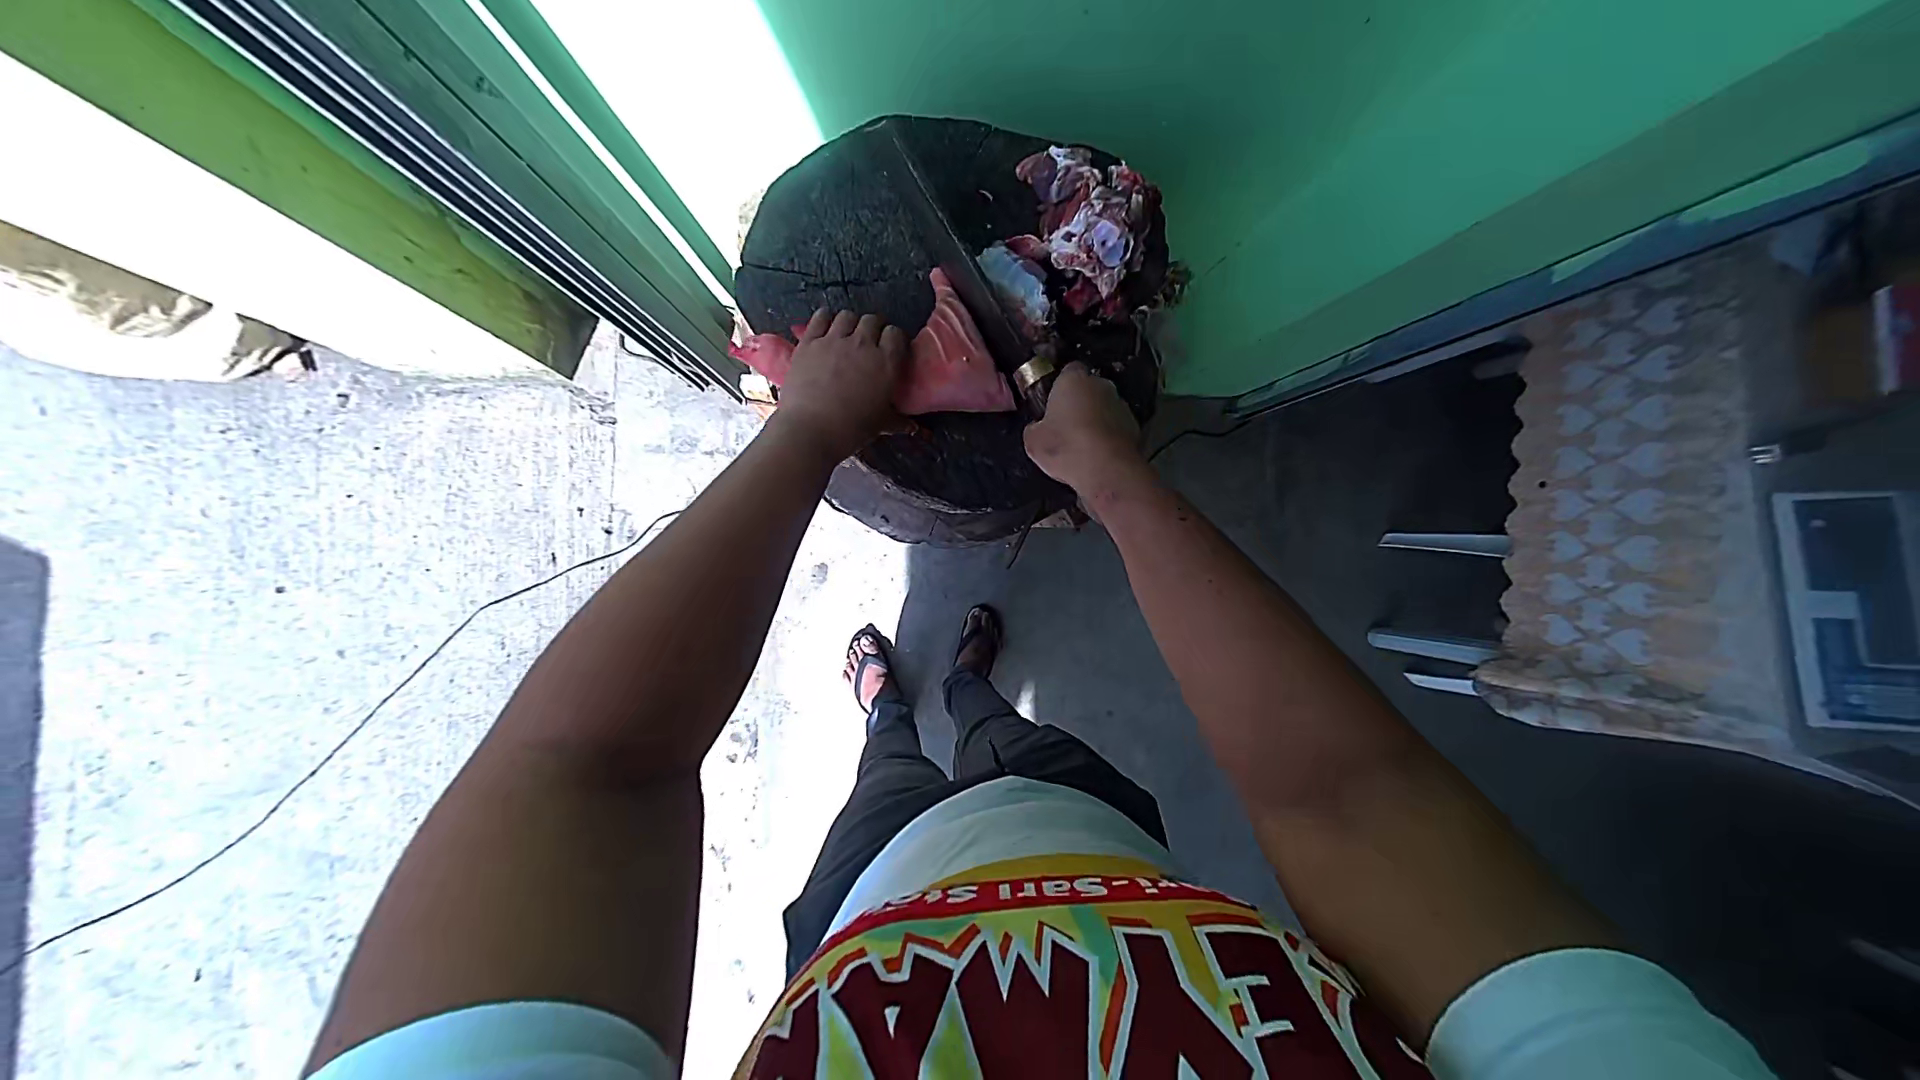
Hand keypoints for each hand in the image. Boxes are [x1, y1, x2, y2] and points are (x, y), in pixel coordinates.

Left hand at [771, 309, 906, 461]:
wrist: (811, 429)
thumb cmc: (852, 429)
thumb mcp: (880, 425)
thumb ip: (898, 422)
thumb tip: (913, 428)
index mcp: (886, 362)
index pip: (896, 334)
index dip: (894, 339)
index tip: (891, 348)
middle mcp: (862, 344)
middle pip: (872, 320)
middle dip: (874, 327)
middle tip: (870, 341)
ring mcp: (834, 340)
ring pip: (847, 316)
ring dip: (851, 322)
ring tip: (848, 334)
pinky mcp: (809, 342)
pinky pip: (820, 318)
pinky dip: (825, 318)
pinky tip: (826, 324)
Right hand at [1022, 362, 1149, 497]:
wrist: (1106, 469)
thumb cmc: (1066, 447)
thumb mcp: (1033, 441)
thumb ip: (1034, 428)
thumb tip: (1036, 428)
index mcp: (1073, 379)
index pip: (1068, 370)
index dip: (1060, 387)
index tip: (1053, 403)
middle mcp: (1100, 385)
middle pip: (1088, 389)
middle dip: (1079, 403)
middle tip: (1065, 427)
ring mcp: (1121, 404)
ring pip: (1104, 407)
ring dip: (1096, 420)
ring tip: (1083, 446)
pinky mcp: (1134, 425)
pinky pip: (1116, 427)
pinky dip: (1109, 436)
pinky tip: (1098, 454)